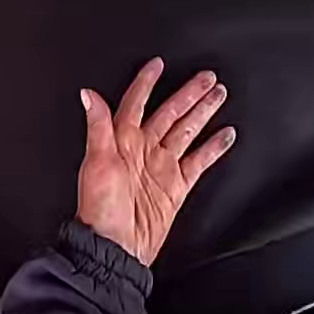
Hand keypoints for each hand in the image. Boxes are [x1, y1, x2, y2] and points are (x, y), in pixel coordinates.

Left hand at [77, 58, 236, 265]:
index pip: (137, 101)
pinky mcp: (176, 185)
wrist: (115, 249)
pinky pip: (199, 160)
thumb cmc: (100, 207)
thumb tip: (88, 94)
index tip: (157, 64)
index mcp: (123, 139)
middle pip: (171, 111)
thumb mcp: (96, 160)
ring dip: (204, 111)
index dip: (147, 82)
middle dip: (190, 92)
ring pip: (187, 130)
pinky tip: (225, 134)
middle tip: (207, 76)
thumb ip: (97, 124)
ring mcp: (162, 165)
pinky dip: (213, 147)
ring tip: (219, 94)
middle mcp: (144, 148)